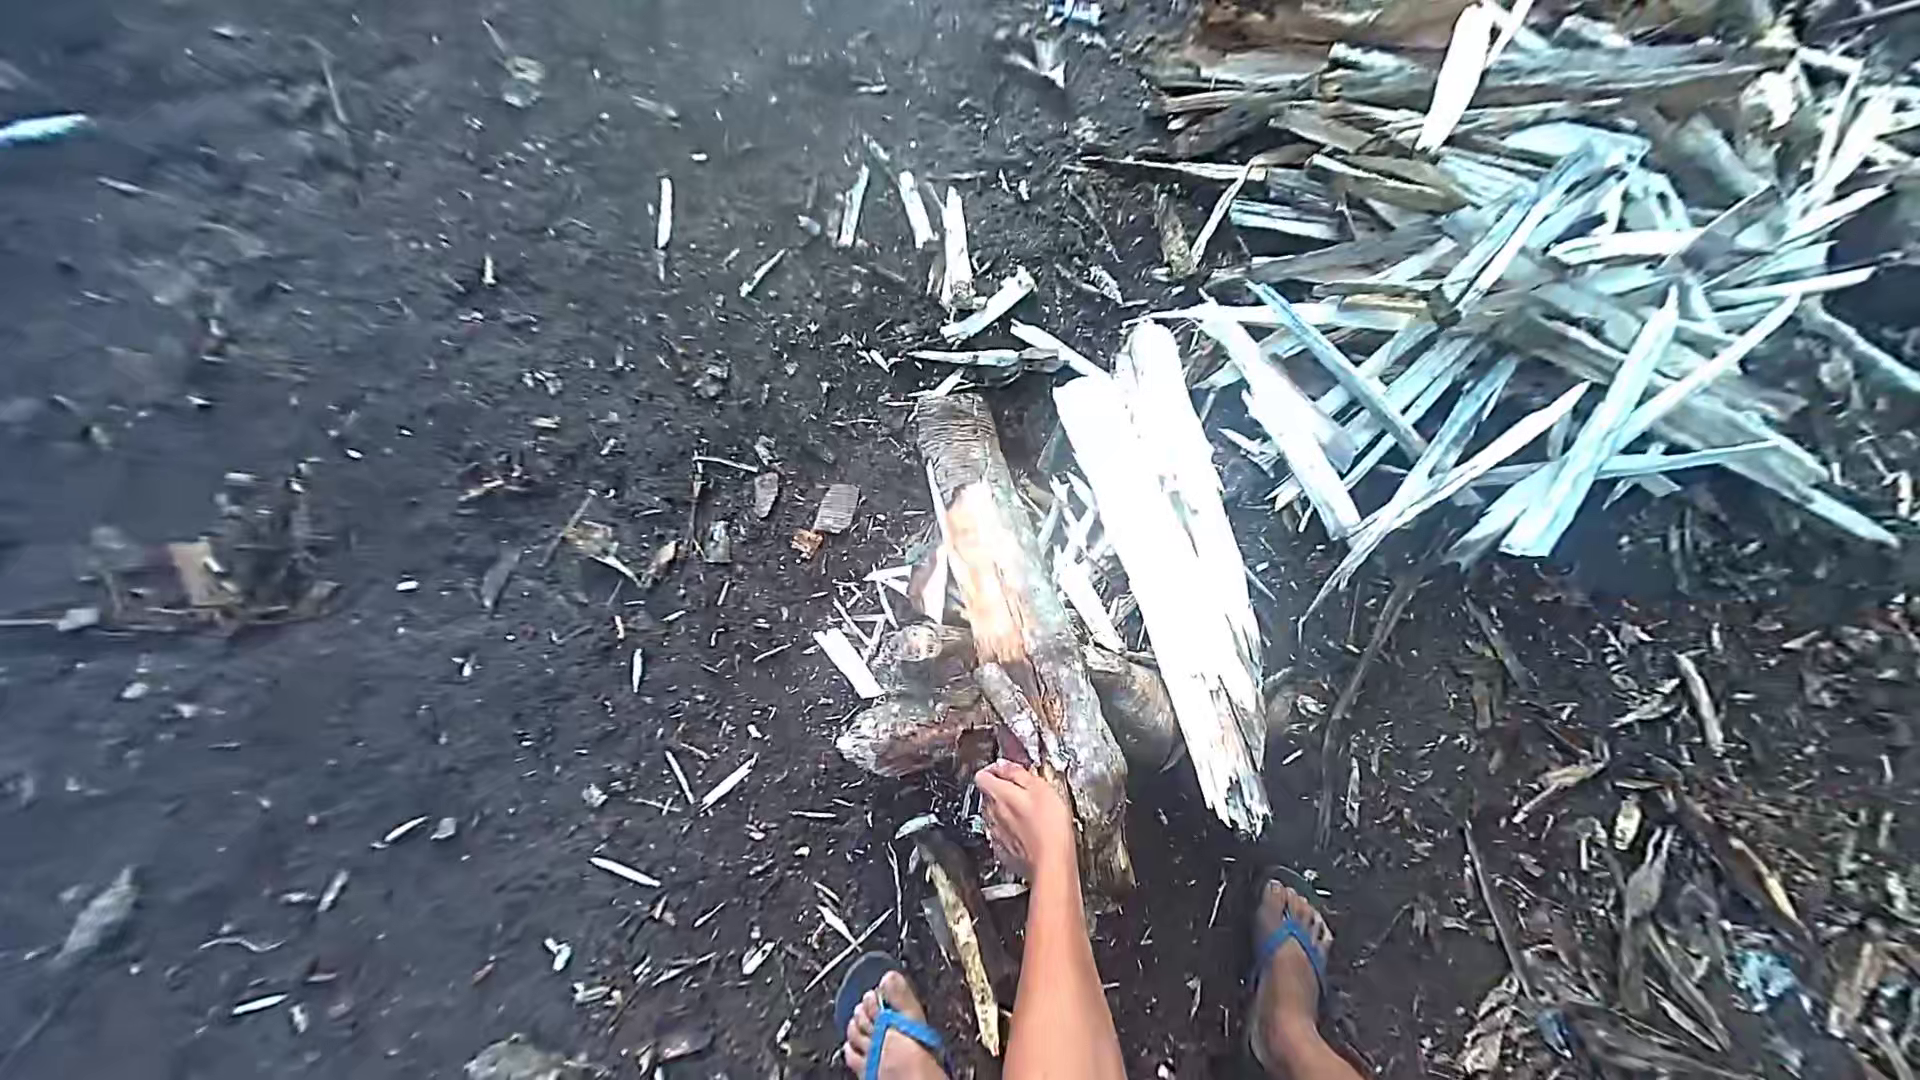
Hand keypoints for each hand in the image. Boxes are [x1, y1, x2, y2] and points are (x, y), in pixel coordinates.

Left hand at [975, 760, 1076, 882]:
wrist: (1053, 863)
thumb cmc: (1050, 826)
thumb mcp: (1039, 786)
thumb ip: (1017, 772)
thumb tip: (1003, 765)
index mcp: (999, 795)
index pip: (982, 776)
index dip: (993, 770)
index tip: (1005, 770)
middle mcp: (992, 814)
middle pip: (987, 795)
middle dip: (1001, 790)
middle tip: (1022, 790)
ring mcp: (997, 834)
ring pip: (993, 815)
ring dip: (1005, 811)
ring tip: (1027, 811)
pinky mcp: (1005, 852)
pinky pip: (1001, 835)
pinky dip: (1010, 831)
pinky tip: (1026, 831)